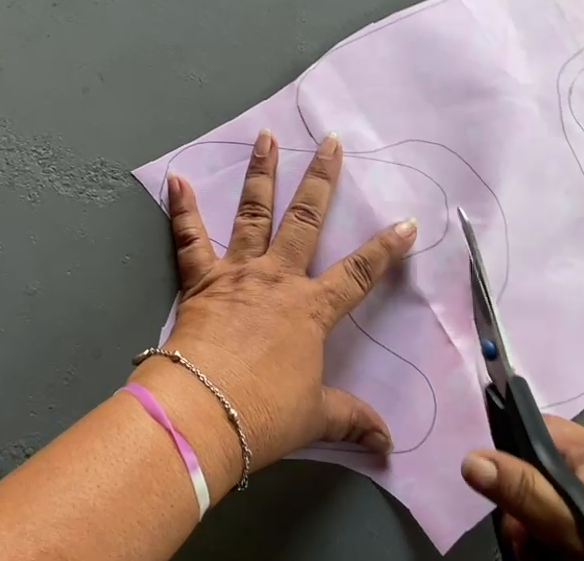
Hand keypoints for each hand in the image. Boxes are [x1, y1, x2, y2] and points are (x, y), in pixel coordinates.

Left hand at [132, 129, 416, 494]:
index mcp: (310, 308)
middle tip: (329, 143)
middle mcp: (277, 278)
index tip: (406, 222)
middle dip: (320, 179)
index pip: (358, 272)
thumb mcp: (315, 417)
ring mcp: (237, 272)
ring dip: (261, 173)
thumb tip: (387, 445)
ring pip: (253, 213)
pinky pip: (189, 237)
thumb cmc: (264, 413)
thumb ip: (350, 420)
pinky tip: (177, 178)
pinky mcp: (200, 279)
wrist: (203, 412)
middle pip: (305, 220)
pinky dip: (182, 208)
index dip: (385, 248)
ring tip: (266, 137)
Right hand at [461, 415, 583, 560]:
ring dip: (536, 535)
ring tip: (541, 559)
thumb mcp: (575, 525)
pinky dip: (558, 547)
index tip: (495, 490)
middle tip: (525, 545)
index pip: (536, 429)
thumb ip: (525, 491)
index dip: (509, 454)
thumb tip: (468, 457)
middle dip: (522, 510)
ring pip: (550, 508)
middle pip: (538, 475)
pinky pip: (571, 528)